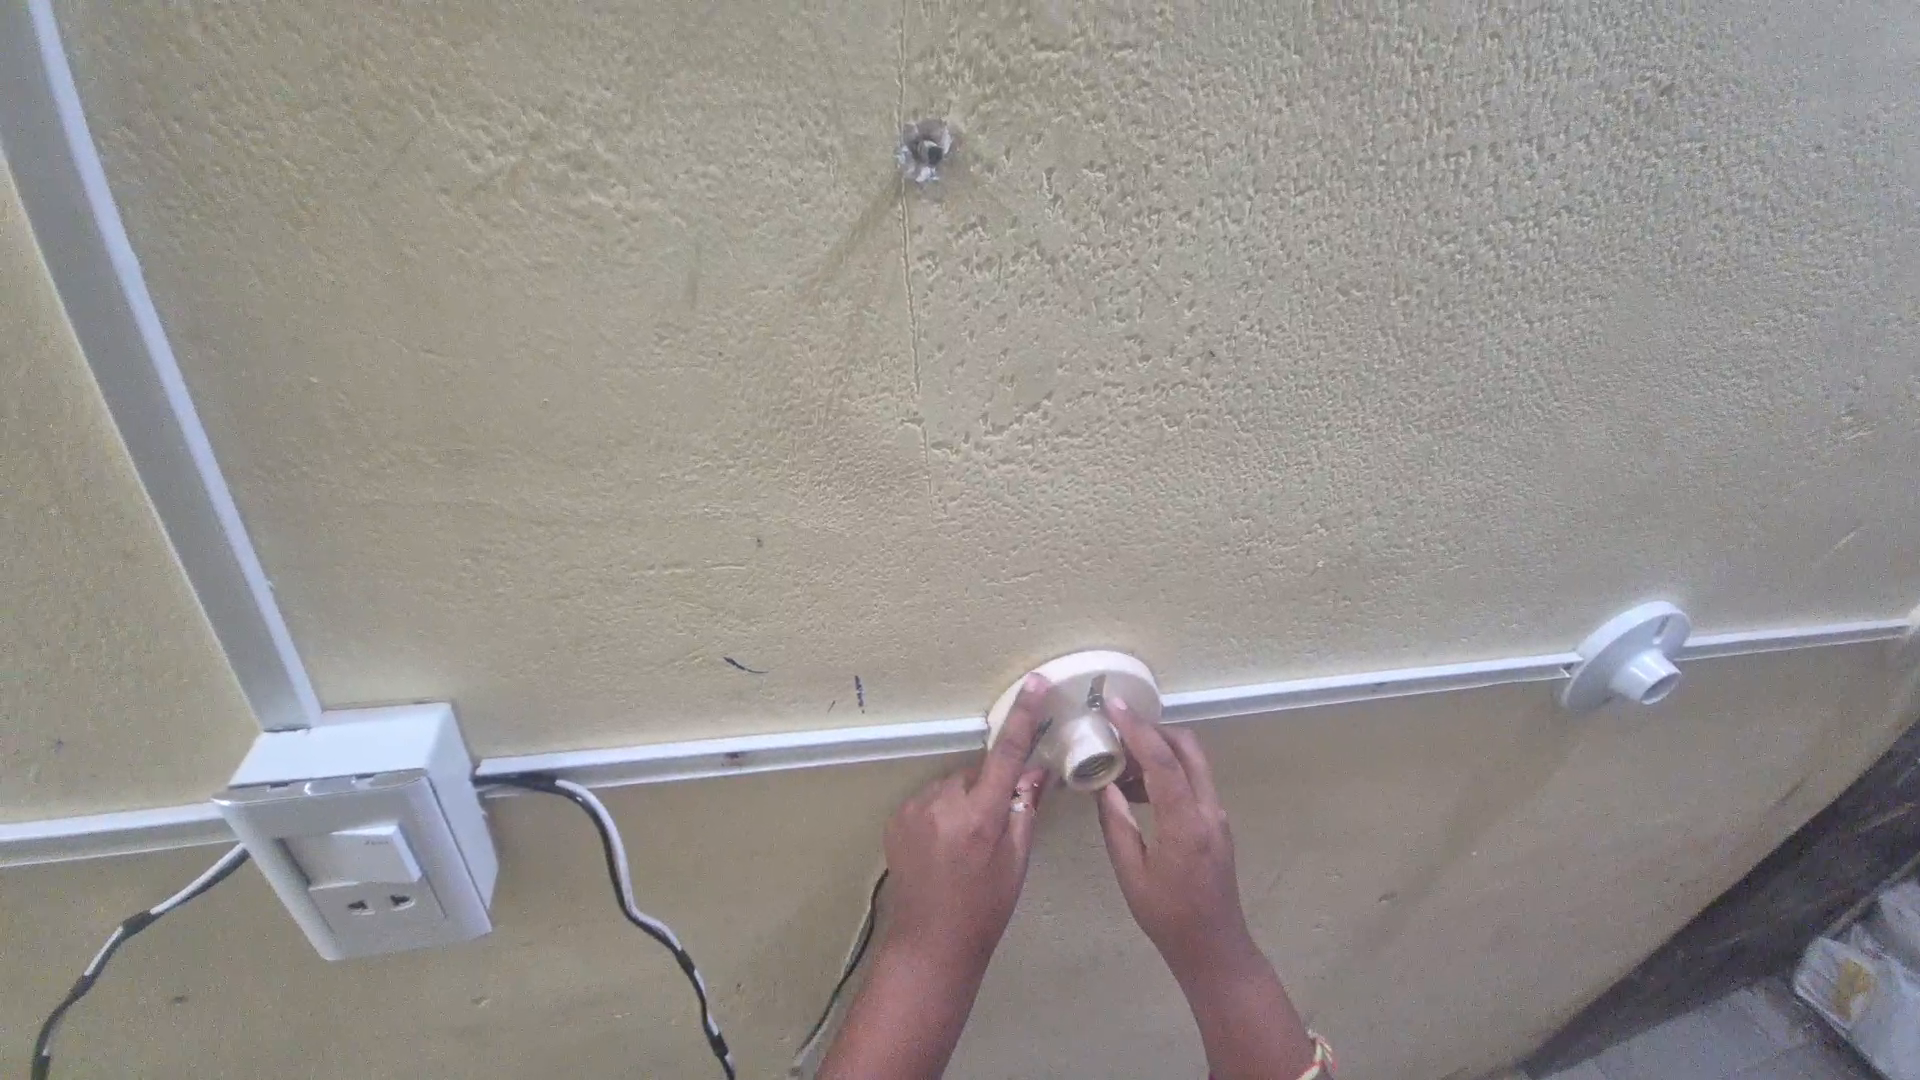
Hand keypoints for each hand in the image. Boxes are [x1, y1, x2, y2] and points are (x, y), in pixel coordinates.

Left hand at [816, 675, 1053, 1079]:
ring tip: (961, 845)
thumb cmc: (983, 908)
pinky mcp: (897, 818)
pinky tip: (941, 846)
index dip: (1023, 717)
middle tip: (991, 828)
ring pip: (951, 786)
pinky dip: (940, 812)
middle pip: (975, 772)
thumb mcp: (1016, 862)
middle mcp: (944, 804)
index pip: (1007, 755)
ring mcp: (915, 810)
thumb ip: (1023, 808)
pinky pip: (929, 799)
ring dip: (961, 801)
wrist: (930, 944)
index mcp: (980, 817)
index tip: (1033, 684)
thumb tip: (1036, 769)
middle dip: (986, 789)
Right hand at [1096, 699, 1316, 1079]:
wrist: (1215, 948)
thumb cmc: (1168, 917)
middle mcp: (1208, 811)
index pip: (1163, 761)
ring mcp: (1217, 814)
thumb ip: (1116, 824)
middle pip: (1186, 747)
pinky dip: (1165, 769)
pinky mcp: (1216, 821)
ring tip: (1118, 763)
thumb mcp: (1131, 873)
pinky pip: (1192, 779)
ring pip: (1192, 760)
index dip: (1137, 729)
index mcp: (1185, 825)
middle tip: (1115, 728)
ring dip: (1157, 749)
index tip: (1113, 706)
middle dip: (1151, 729)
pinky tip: (1136, 789)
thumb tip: (1102, 783)